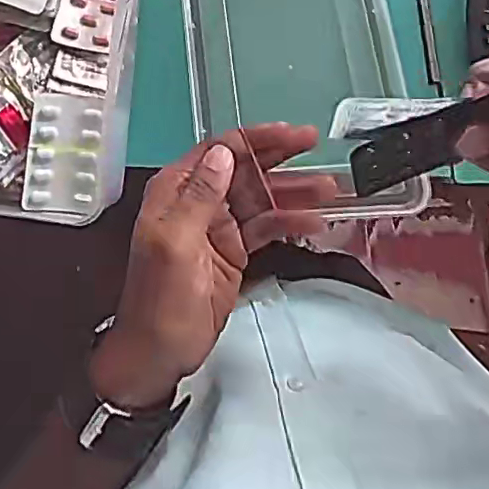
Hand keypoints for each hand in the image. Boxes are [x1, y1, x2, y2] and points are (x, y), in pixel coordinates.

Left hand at [89, 126, 332, 408]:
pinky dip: (290, 223)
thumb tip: (223, 152)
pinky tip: (315, 222)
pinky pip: (267, 226)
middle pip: (245, 167)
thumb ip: (200, 196)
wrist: (158, 354)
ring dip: (294, 191)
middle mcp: (200, 199)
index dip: (257, 138)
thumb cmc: (160, 299)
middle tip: (314, 142)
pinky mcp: (236, 248)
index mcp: (178, 190)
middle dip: (281, 155)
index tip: (292, 134)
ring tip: (330, 190)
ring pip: (261, 196)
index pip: (221, 150)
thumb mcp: (176, 244)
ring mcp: (220, 224)